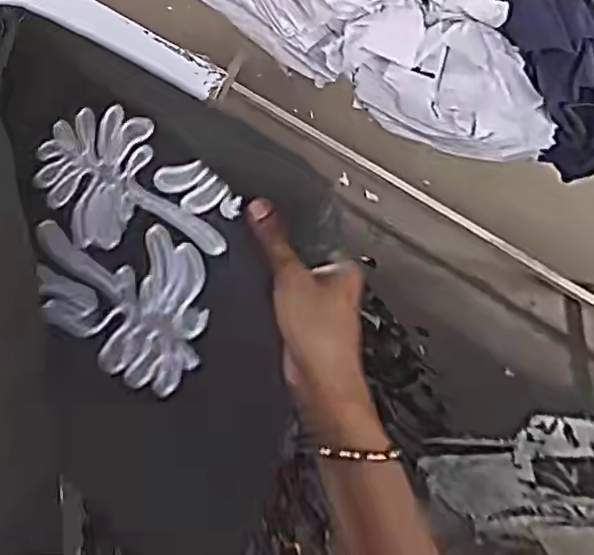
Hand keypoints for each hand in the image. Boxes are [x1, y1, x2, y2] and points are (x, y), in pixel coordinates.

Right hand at [248, 199, 385, 448]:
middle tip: (252, 229)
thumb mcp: (289, 275)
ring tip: (253, 258)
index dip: (286, 218)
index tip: (261, 207)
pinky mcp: (298, 320)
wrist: (318, 386)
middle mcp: (333, 284)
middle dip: (275, 244)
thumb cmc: (322, 339)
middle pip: (297, 251)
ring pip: (286, 273)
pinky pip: (278, 293)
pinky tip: (258, 288)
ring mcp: (316, 303)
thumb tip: (260, 208)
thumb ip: (272, 240)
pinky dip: (267, 288)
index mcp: (342, 266)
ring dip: (270, 268)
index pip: (312, 229)